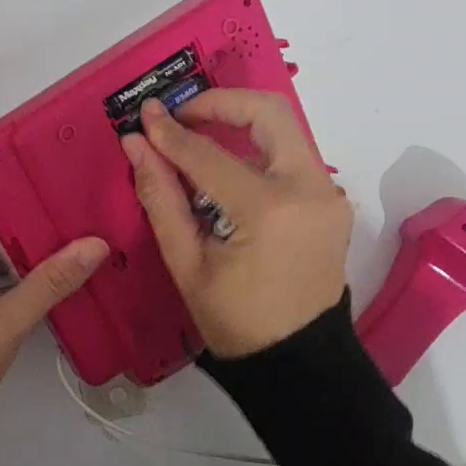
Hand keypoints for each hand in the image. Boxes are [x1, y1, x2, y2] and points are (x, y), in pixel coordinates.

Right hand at [122, 91, 350, 358]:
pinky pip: (291, 155)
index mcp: (270, 209)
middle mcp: (309, 189)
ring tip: (196, 139)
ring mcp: (327, 193)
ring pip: (284, 129)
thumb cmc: (235, 320)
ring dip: (239, 122)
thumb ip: (161, 197)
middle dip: (219, 103)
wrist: (298, 361)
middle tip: (180, 117)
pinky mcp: (329, 201)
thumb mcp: (187, 262)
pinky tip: (224, 168)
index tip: (143, 116)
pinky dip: (255, 148)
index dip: (170, 132)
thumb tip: (136, 144)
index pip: (208, 153)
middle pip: (268, 113)